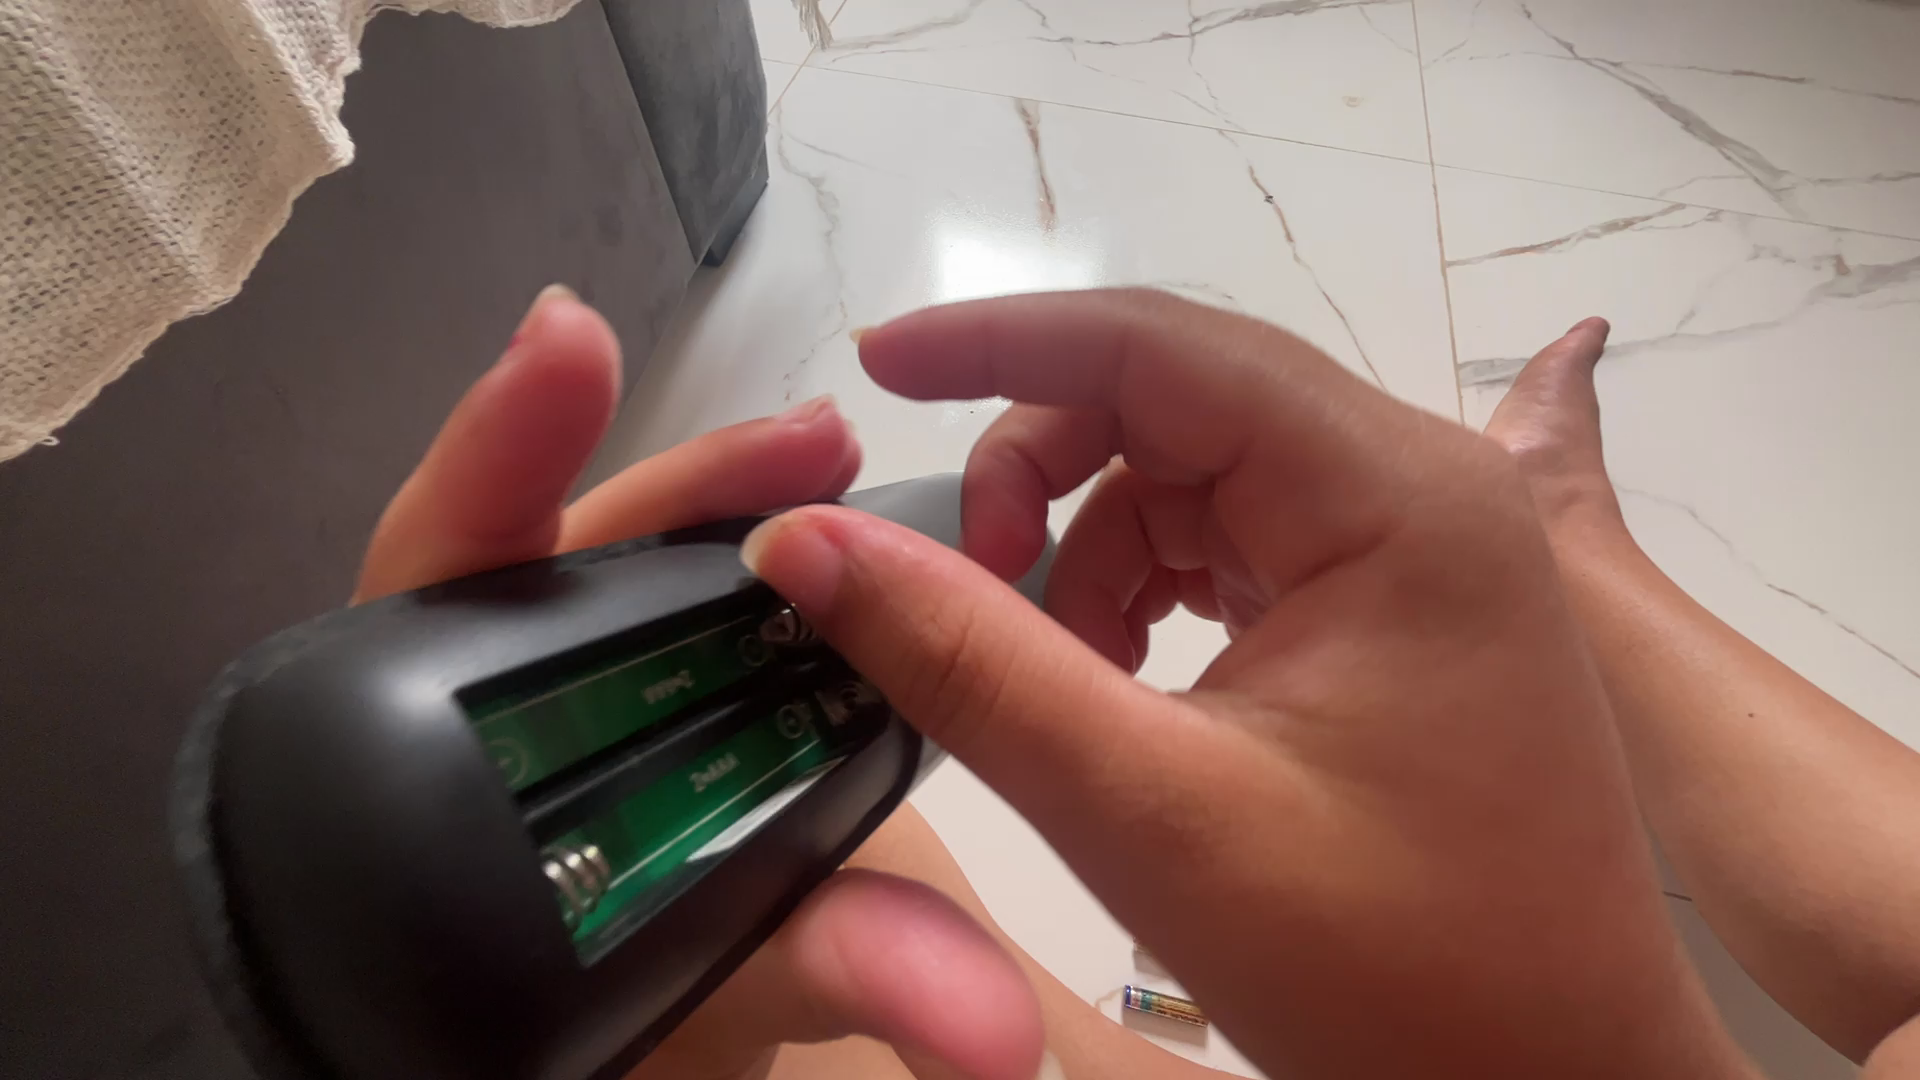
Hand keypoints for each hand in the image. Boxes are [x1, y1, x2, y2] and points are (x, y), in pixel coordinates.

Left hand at [354, 286, 1042, 1079]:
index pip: (447, 574)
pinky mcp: (689, 671)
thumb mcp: (745, 990)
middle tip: (820, 448)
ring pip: (665, 549)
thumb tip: (996, 1027)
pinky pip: (728, 584)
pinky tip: (853, 527)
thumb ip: (847, 972)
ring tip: (841, 456)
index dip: (497, 455)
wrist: (690, 1030)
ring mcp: (620, 672)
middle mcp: (537, 690)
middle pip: (586, 541)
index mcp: (472, 755)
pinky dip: (788, 542)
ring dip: (750, 490)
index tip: (566, 347)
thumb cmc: (666, 1020)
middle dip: (697, 477)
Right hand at [739, 290, 1753, 1078]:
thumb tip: (805, 542)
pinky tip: (1107, 669)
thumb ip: (963, 658)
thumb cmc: (1384, 974)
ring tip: (1052, 661)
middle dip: (1039, 466)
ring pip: (1175, 470)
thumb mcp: (1141, 805)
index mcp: (1393, 496)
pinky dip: (1125, 583)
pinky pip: (1205, 536)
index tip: (881, 363)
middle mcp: (1404, 483)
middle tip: (969, 569)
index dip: (1004, 340)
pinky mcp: (1360, 592)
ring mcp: (1386, 536)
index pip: (1164, 347)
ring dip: (1080, 543)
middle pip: (1167, 399)